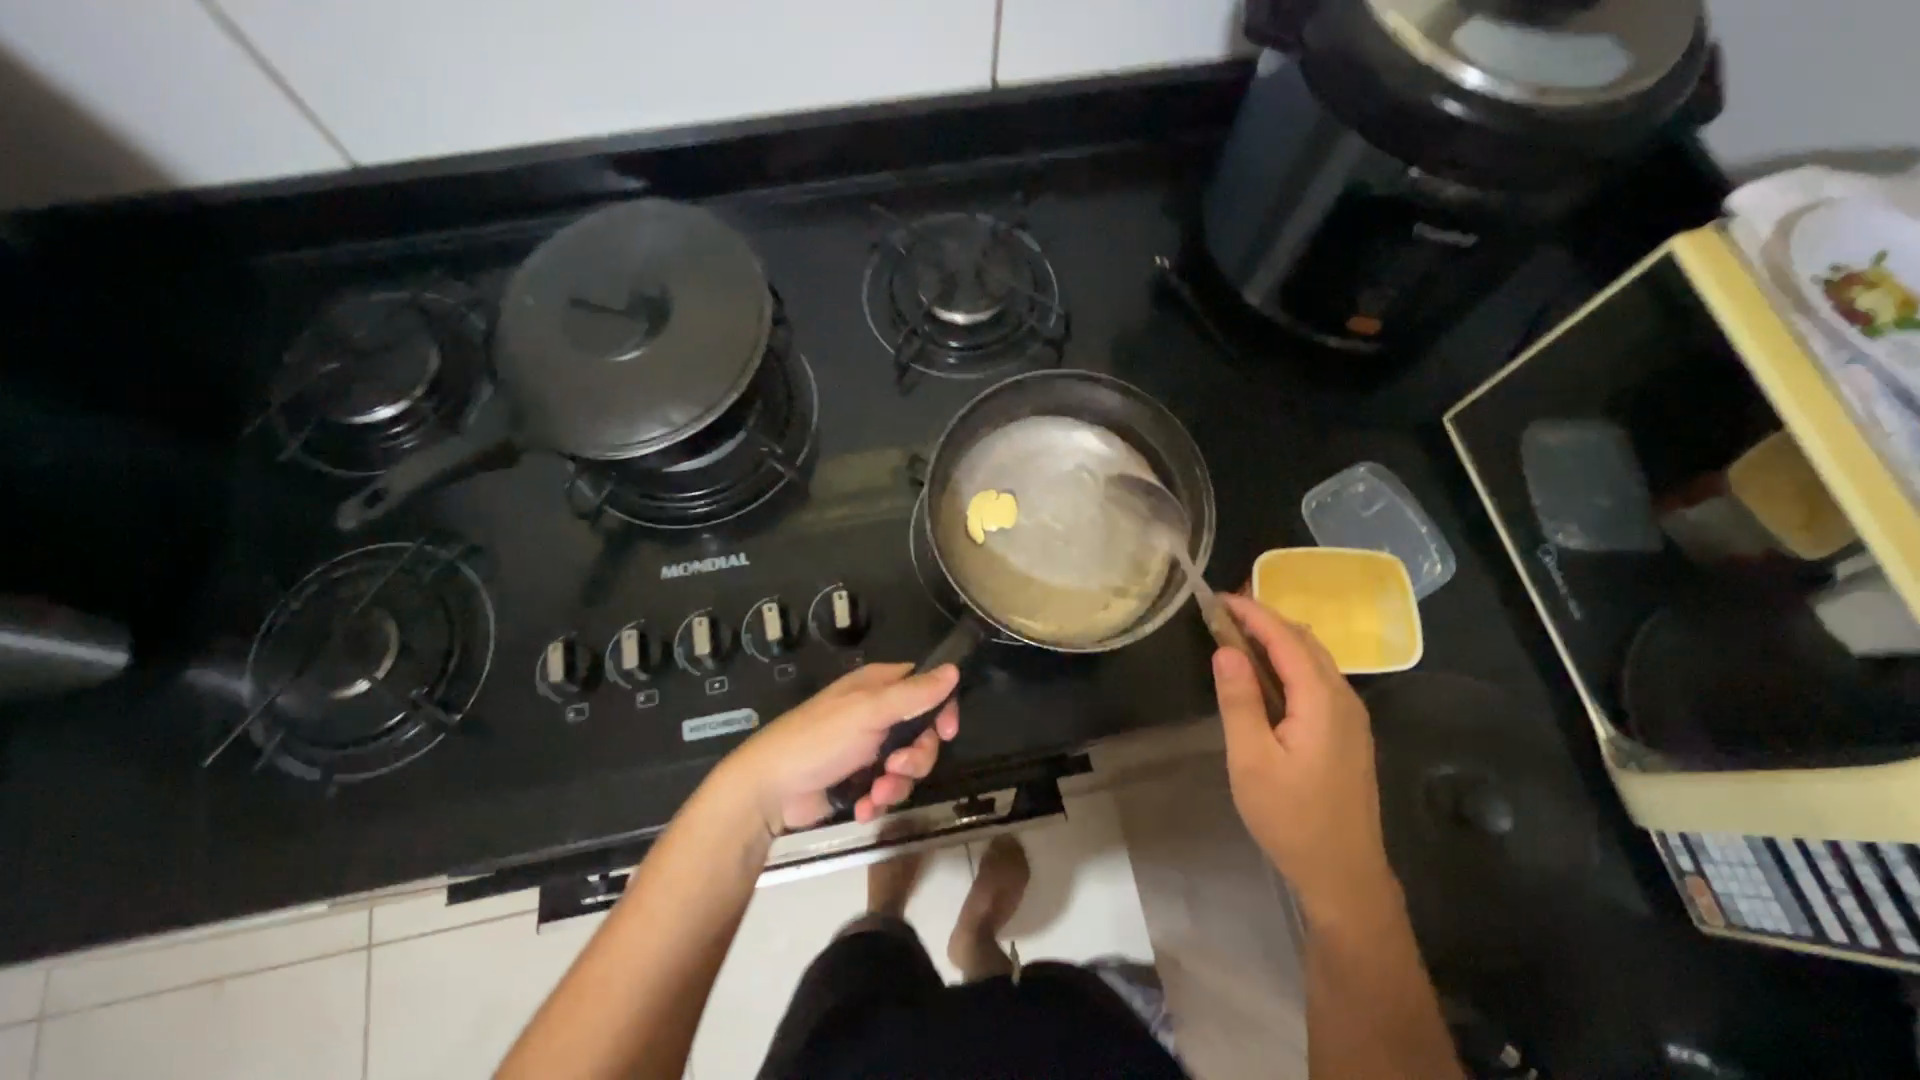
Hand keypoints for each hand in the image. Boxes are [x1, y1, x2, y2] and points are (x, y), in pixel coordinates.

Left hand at [721, 662, 960, 831]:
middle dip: (915, 758)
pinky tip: (862, 807)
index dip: (941, 709)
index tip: (945, 732)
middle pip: (922, 734)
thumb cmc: (818, 740)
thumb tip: (954, 669)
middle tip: (897, 767)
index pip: (926, 688)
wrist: (770, 790)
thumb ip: (913, 693)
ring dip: (896, 784)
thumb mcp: (868, 712)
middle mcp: (876, 715)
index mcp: (877, 688)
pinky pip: (887, 789)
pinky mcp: (859, 781)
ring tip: (875, 793)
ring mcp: (868, 749)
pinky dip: (878, 800)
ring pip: (907, 767)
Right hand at [1211, 593, 1398, 923]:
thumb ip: (1239, 700)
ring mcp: (1352, 717)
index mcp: (1321, 700)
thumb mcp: (1251, 759)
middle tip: (1224, 612)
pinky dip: (1291, 664)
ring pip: (1316, 661)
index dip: (1252, 614)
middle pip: (1305, 642)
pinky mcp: (1349, 734)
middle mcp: (1344, 699)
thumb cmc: (1291, 817)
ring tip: (1239, 636)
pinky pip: (1320, 681)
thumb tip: (1226, 650)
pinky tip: (1268, 676)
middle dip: (1266, 620)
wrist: (1344, 871)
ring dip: (1280, 641)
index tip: (1218, 598)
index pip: (1286, 639)